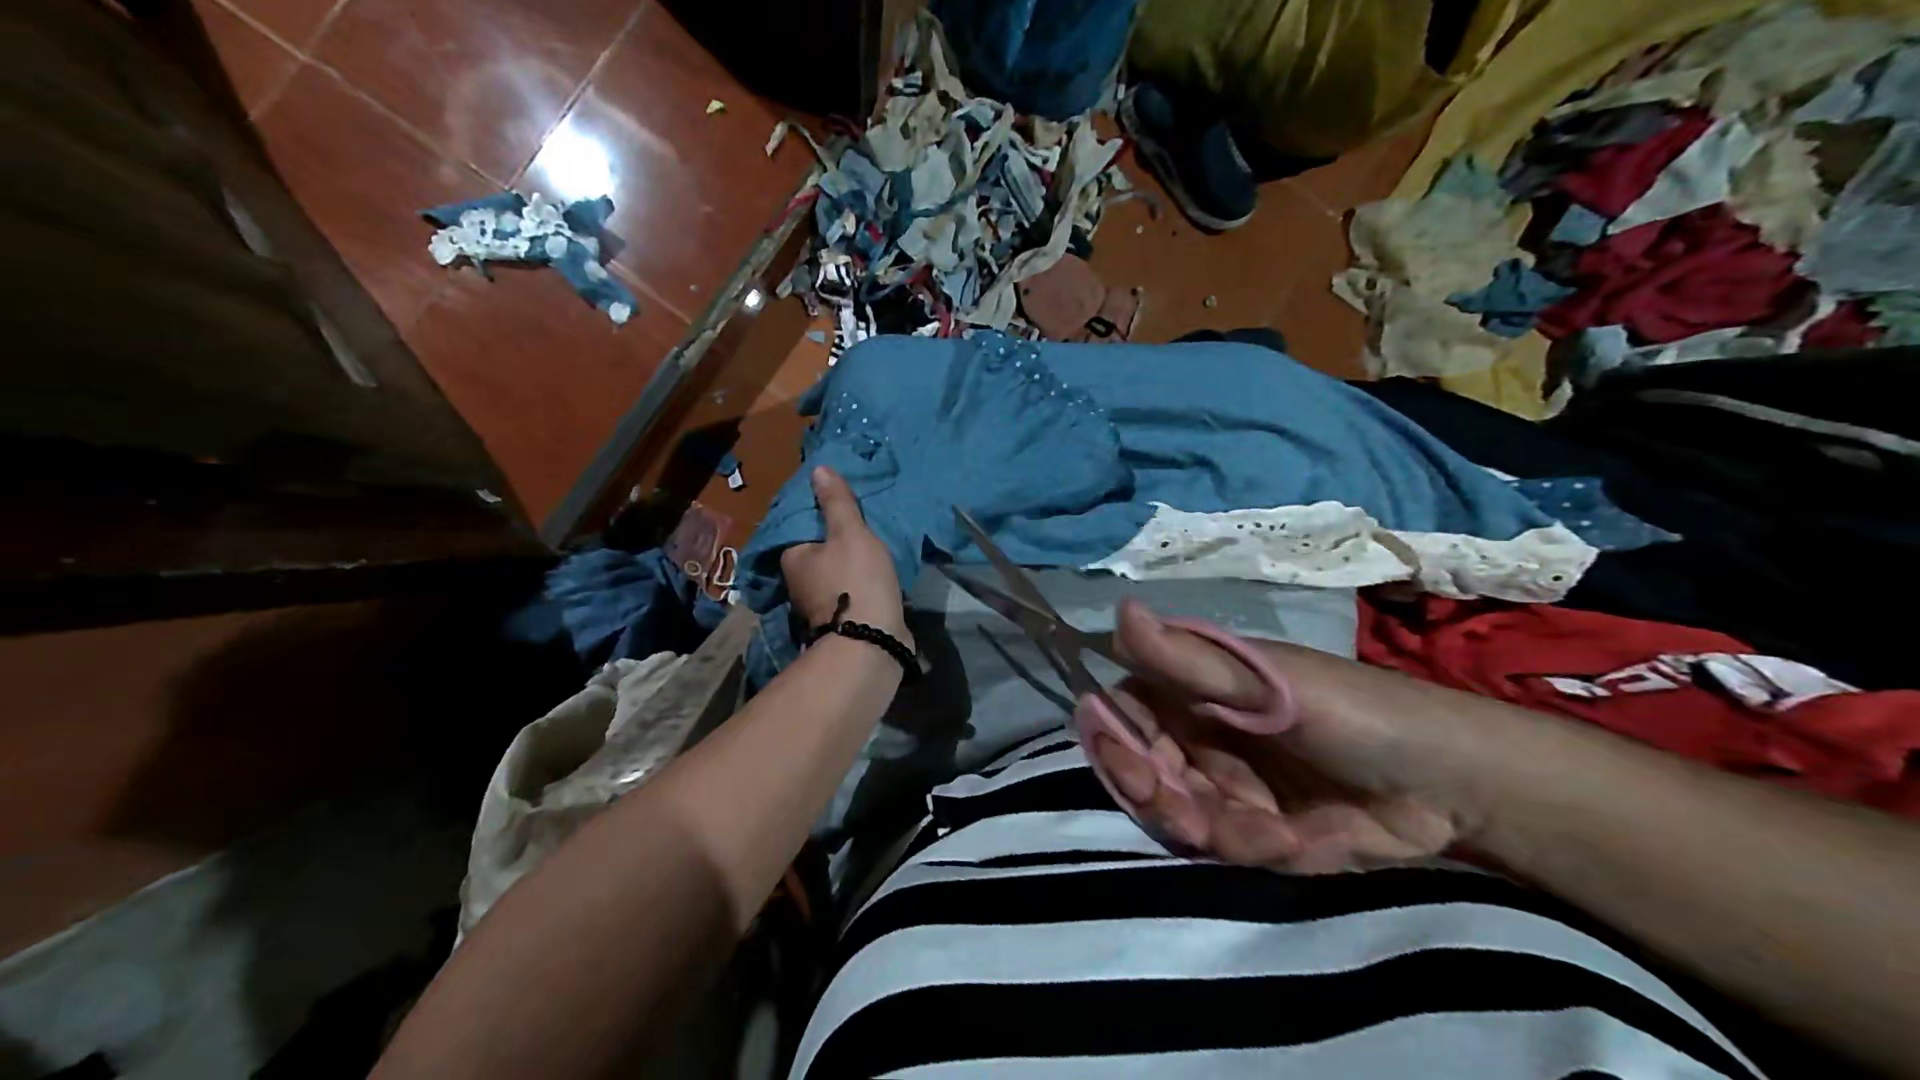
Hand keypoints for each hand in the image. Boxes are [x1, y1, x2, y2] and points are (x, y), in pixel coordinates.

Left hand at [781, 466, 910, 647]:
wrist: (873, 642)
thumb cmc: (856, 581)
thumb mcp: (850, 533)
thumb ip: (837, 502)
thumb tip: (817, 469)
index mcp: (792, 556)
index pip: (800, 523)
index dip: (818, 509)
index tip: (840, 499)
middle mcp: (798, 581)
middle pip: (817, 549)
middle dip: (836, 536)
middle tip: (862, 516)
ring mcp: (819, 604)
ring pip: (834, 570)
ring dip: (850, 559)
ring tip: (874, 539)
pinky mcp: (842, 619)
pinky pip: (850, 589)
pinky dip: (860, 579)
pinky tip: (877, 569)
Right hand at [1083, 600, 1462, 873]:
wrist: (1450, 782)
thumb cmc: (1353, 710)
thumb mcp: (1268, 682)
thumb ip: (1188, 658)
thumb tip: (1121, 609)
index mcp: (1194, 692)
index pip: (1124, 711)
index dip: (1109, 734)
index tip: (1119, 755)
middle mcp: (1199, 738)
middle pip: (1139, 769)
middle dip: (1151, 795)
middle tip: (1181, 814)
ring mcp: (1226, 788)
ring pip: (1174, 813)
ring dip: (1202, 826)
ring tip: (1256, 832)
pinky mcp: (1254, 834)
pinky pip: (1222, 847)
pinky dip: (1249, 847)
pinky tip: (1290, 839)